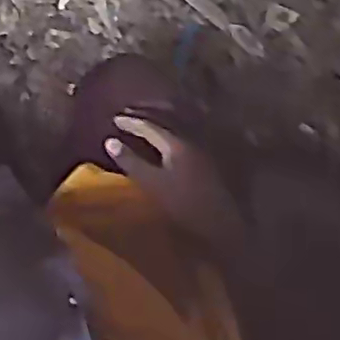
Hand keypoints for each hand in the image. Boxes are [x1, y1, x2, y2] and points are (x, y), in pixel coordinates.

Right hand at [106, 115, 243, 244]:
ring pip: (180, 123)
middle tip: (129, 113)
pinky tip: (172, 135)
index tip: (115, 119)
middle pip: (166, 118)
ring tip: (149, 120)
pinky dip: (177, 128)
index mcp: (175, 141)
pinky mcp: (213, 156)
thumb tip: (110, 141)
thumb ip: (131, 162)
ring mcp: (205, 145)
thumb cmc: (187, 206)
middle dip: (146, 114)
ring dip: (162, 118)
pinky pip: (190, 132)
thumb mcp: (153, 185)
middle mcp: (192, 136)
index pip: (148, 125)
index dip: (130, 122)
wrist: (229, 227)